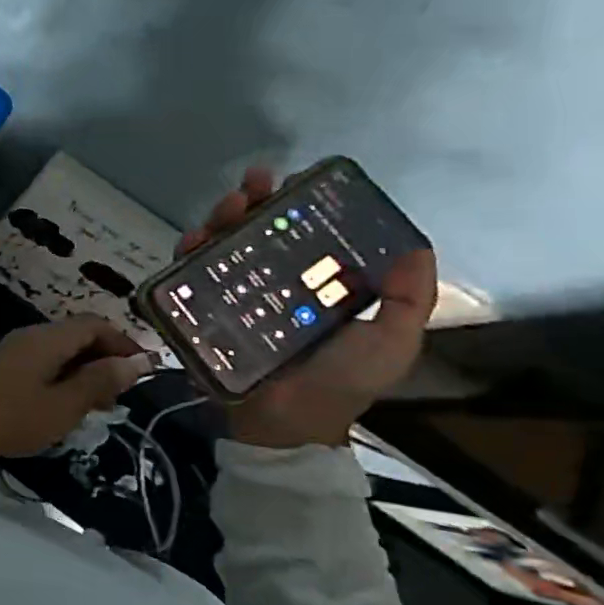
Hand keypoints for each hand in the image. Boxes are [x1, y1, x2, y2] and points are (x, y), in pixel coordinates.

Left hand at [0, 316, 154, 460]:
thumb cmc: (13, 417)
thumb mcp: (64, 406)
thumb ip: (100, 381)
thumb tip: (136, 362)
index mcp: (49, 338)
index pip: (96, 324)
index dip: (124, 342)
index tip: (145, 369)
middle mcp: (34, 334)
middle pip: (80, 334)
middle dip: (108, 357)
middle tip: (126, 391)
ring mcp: (19, 348)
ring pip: (65, 349)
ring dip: (89, 368)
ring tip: (105, 402)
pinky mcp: (9, 364)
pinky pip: (49, 360)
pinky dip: (69, 374)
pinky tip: (74, 402)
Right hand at [180, 166, 437, 448]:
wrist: (288, 424)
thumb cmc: (342, 381)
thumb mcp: (390, 342)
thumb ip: (407, 301)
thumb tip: (416, 248)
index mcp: (314, 282)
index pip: (302, 231)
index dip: (297, 202)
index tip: (295, 180)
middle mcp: (272, 280)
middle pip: (257, 229)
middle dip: (253, 200)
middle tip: (253, 184)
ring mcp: (235, 294)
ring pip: (222, 244)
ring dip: (220, 218)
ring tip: (227, 206)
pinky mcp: (203, 310)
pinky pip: (190, 275)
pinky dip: (188, 252)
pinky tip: (193, 240)